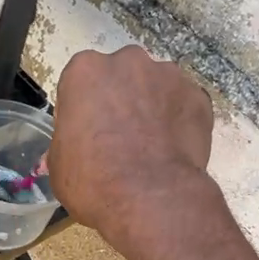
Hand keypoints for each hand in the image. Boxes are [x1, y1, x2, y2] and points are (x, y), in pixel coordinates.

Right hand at [49, 46, 220, 255]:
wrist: (150, 198)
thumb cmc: (93, 180)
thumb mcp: (60, 168)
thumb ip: (64, 147)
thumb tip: (65, 154)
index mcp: (85, 71)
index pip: (78, 84)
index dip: (81, 112)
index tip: (84, 135)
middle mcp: (128, 61)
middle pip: (119, 79)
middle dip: (118, 102)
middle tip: (116, 140)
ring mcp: (168, 75)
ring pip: (154, 89)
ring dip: (149, 109)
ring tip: (148, 148)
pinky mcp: (198, 96)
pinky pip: (181, 106)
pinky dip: (177, 123)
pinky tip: (170, 152)